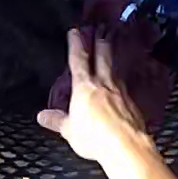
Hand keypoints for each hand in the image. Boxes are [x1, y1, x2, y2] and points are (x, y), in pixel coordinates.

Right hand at [37, 30, 154, 166]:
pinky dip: (122, 83)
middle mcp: (104, 84)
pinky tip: (122, 86)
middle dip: (100, 43)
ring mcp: (121, 93)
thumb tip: (43, 116)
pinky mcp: (133, 104)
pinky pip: (126, 88)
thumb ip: (57, 120)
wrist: (126, 146)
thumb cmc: (96, 137)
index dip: (76, 44)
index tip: (75, 32)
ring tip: (113, 53)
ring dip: (113, 59)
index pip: (78, 59)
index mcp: (84, 86)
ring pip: (115, 70)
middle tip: (101, 32)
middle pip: (103, 57)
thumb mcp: (69, 130)